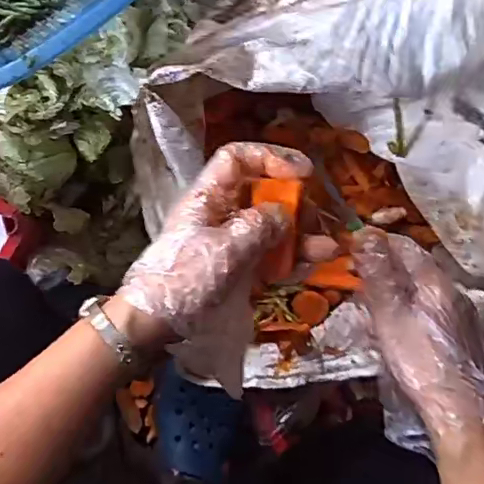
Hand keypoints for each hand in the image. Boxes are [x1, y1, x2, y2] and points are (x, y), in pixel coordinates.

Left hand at [118, 143, 311, 348]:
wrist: (156, 325)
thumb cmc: (184, 279)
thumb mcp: (224, 249)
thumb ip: (258, 226)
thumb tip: (283, 214)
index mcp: (208, 198)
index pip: (236, 159)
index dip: (268, 158)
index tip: (301, 173)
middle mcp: (220, 214)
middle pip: (261, 192)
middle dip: (293, 201)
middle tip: (316, 217)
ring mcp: (231, 242)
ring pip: (271, 226)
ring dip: (301, 234)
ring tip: (327, 247)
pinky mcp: (238, 269)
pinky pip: (271, 255)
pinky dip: (293, 257)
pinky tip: (316, 262)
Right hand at [350, 227, 483, 441]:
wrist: (461, 410)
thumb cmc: (419, 360)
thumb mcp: (390, 315)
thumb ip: (378, 275)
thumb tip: (365, 234)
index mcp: (437, 282)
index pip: (405, 246)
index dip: (377, 242)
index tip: (350, 247)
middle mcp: (454, 292)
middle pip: (416, 266)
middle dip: (385, 264)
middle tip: (354, 273)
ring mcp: (461, 314)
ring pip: (422, 287)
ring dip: (396, 286)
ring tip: (369, 296)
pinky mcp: (461, 334)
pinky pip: (429, 306)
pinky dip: (408, 304)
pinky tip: (395, 320)